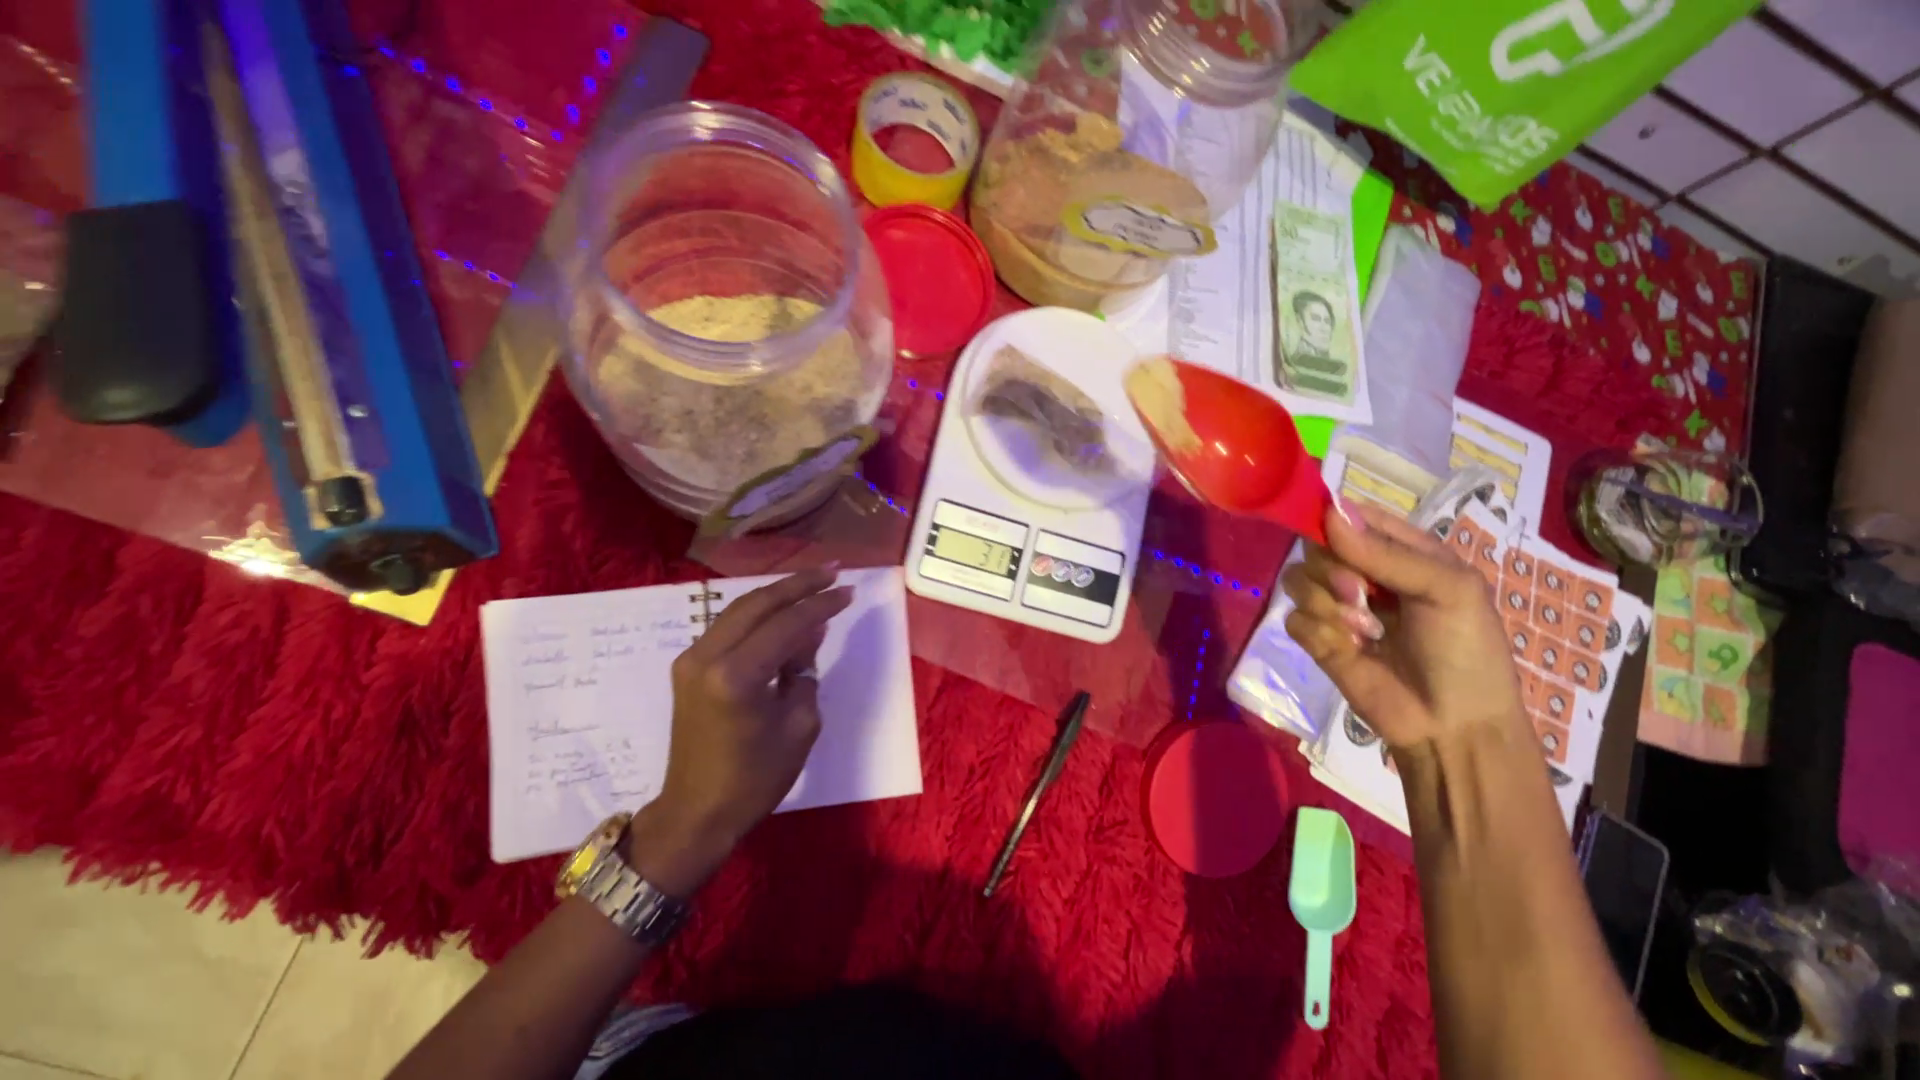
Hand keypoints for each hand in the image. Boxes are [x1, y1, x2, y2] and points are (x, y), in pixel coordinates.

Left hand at [626, 566, 852, 896]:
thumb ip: (804, 672)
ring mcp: (691, 659)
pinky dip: (757, 616)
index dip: (820, 604)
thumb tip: (809, 633)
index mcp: (736, 676)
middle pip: (757, 604)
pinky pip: (728, 628)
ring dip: (776, 595)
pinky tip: (783, 613)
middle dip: (798, 585)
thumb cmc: (755, 779)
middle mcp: (707, 656)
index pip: (786, 624)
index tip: (847, 590)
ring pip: (739, 610)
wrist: (697, 811)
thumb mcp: (799, 726)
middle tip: (833, 571)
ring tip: (813, 584)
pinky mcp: (688, 667)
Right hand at [1280, 503, 1525, 753]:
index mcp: (1399, 550)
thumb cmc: (1466, 650)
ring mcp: (1338, 607)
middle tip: (1361, 597)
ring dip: (1326, 604)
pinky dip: (1318, 633)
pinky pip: (1294, 619)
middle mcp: (1363, 572)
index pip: (1350, 517)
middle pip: (1316, 547)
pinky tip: (1350, 651)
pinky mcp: (1318, 641)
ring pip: (1298, 580)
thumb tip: (1329, 511)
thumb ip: (1387, 552)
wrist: (1453, 726)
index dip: (1334, 521)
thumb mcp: (1447, 589)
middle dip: (1333, 571)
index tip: (1334, 537)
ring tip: (1364, 633)